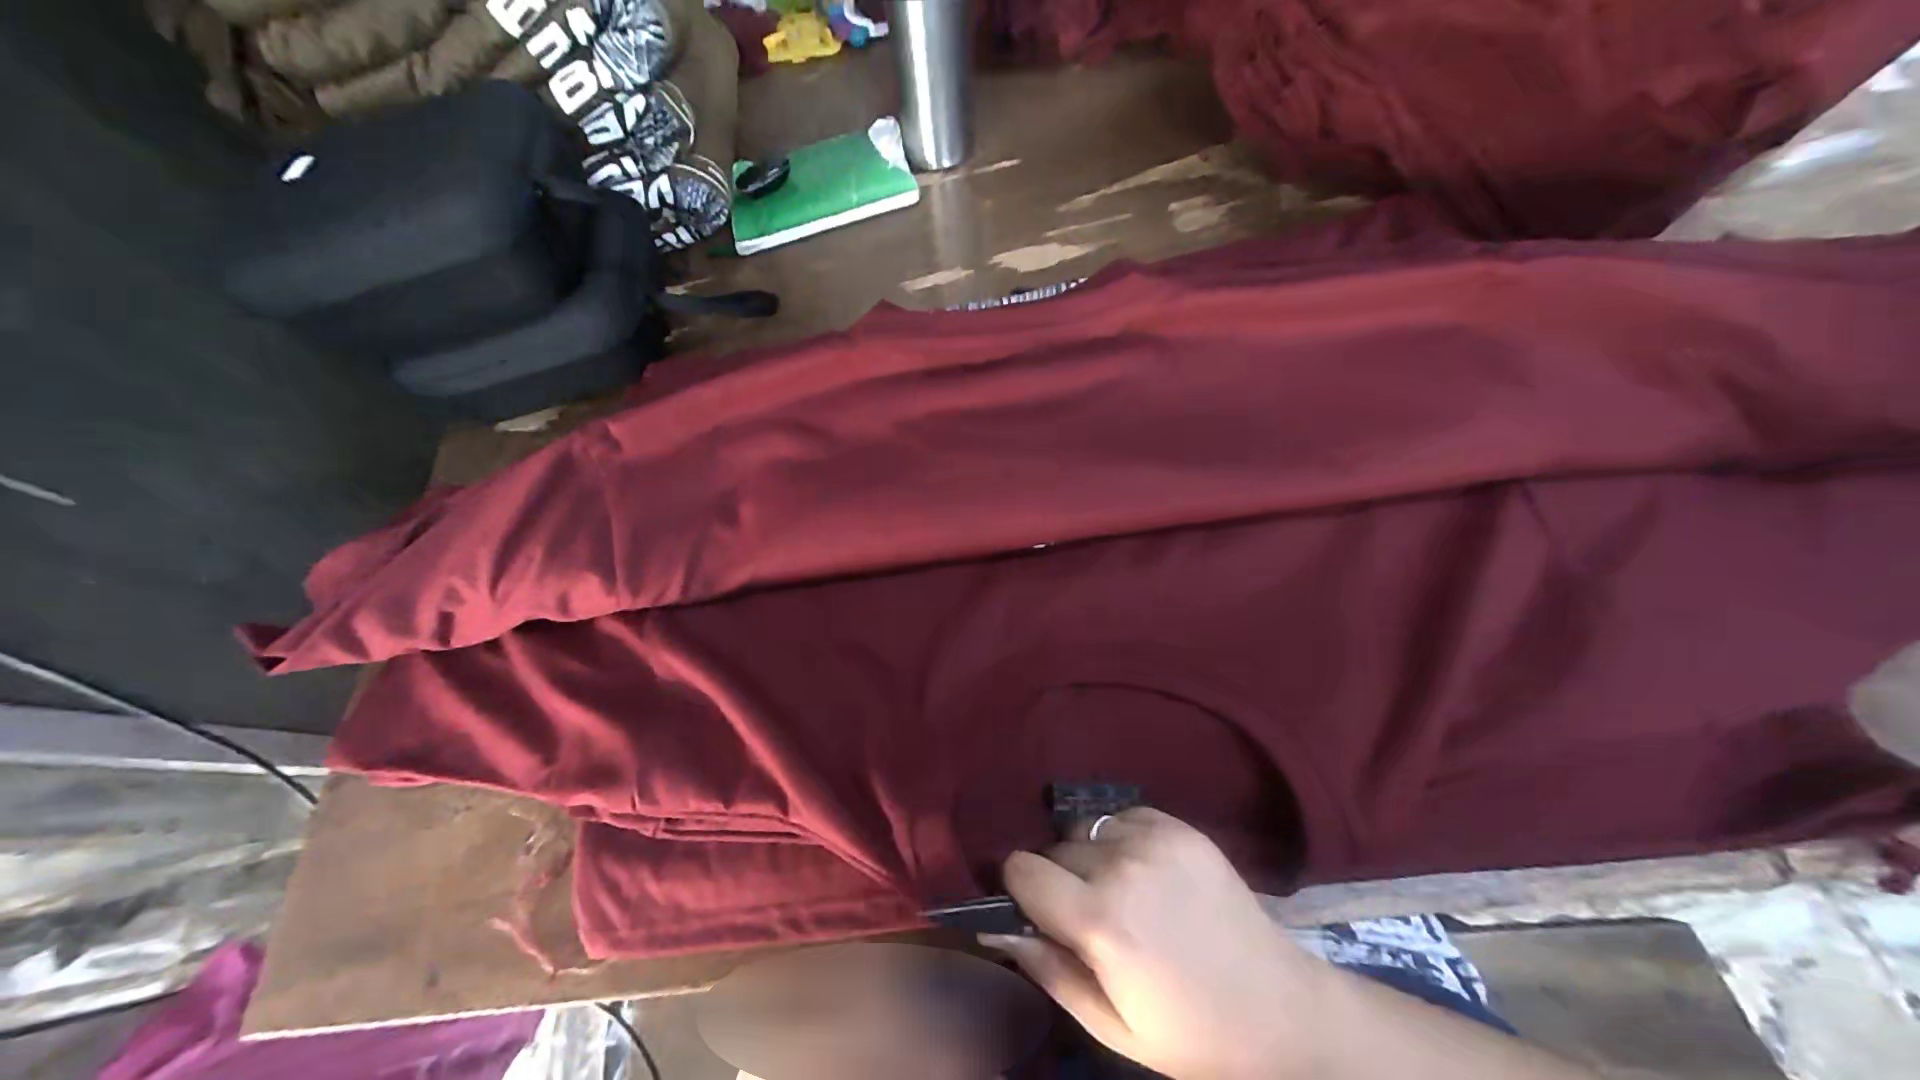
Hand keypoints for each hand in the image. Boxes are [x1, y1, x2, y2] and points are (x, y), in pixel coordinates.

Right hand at [979, 808, 1336, 1079]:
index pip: (1021, 869)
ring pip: (1086, 830)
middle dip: (1058, 878)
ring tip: (1121, 891)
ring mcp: (1156, 839)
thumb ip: (1048, 969)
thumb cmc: (1190, 1033)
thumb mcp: (1111, 1025)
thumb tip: (997, 926)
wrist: (1281, 1011)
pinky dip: (1121, 839)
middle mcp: (1122, 865)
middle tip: (1088, 915)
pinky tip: (1146, 873)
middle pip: (1053, 848)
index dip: (1021, 891)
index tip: (1038, 912)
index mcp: (1100, 919)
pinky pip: (1123, 816)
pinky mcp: (1181, 827)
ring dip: (1089, 856)